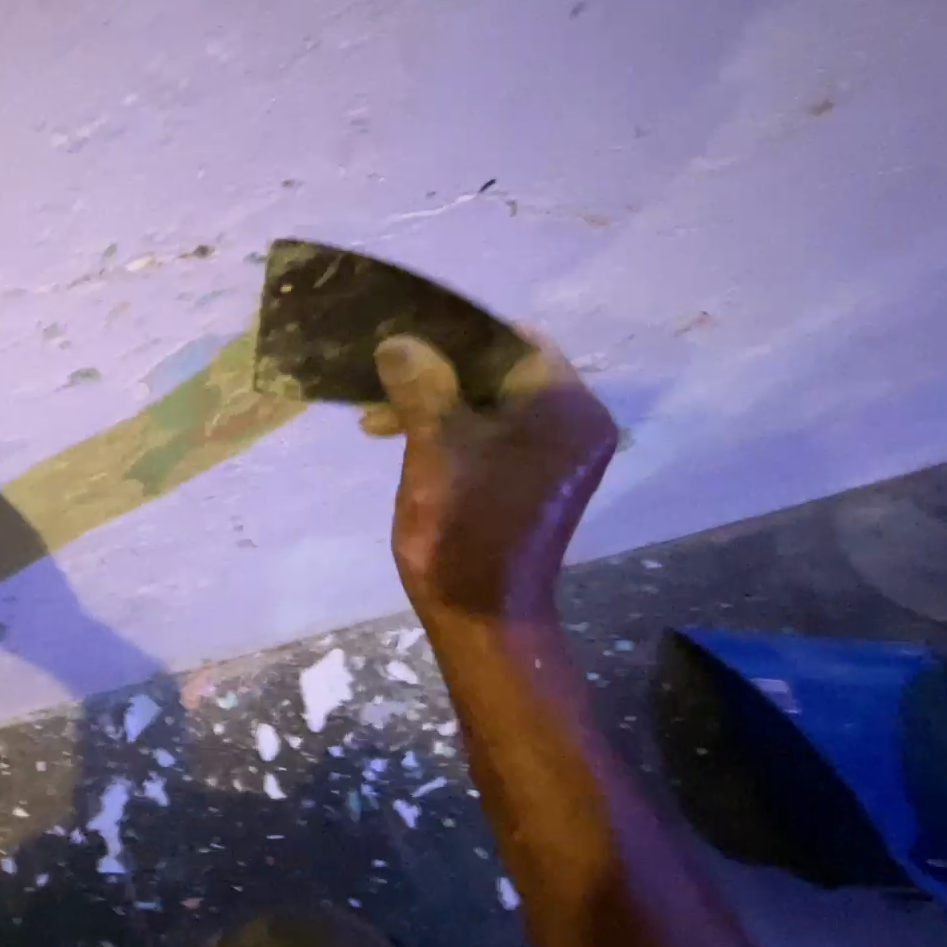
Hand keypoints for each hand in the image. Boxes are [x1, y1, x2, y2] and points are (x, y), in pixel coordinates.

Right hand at [365, 333, 616, 620]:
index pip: (512, 339)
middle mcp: (571, 421)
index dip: (454, 332)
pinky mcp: (530, 474)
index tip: (400, 336)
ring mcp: (552, 450)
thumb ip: (421, 387)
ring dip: (432, 401)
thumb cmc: (463, 529)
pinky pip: (486, 430)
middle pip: (498, 368)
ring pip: (486, 400)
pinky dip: (446, 427)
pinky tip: (399, 437)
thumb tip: (399, 341)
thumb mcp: (435, 448)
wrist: (481, 613)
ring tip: (375, 418)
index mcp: (564, 407)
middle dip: (434, 369)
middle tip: (380, 378)